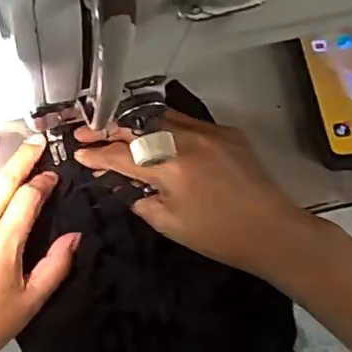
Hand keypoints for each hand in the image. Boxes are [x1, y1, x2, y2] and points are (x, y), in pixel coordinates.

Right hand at [74, 111, 321, 280]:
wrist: (271, 230)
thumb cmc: (218, 236)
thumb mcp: (168, 224)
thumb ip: (141, 199)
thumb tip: (126, 185)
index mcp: (170, 168)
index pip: (122, 155)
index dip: (97, 154)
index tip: (79, 153)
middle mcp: (187, 141)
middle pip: (138, 126)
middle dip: (108, 129)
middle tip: (87, 132)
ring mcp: (209, 132)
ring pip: (161, 116)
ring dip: (134, 122)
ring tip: (114, 128)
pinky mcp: (226, 132)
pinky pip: (185, 120)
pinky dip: (163, 124)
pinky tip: (152, 131)